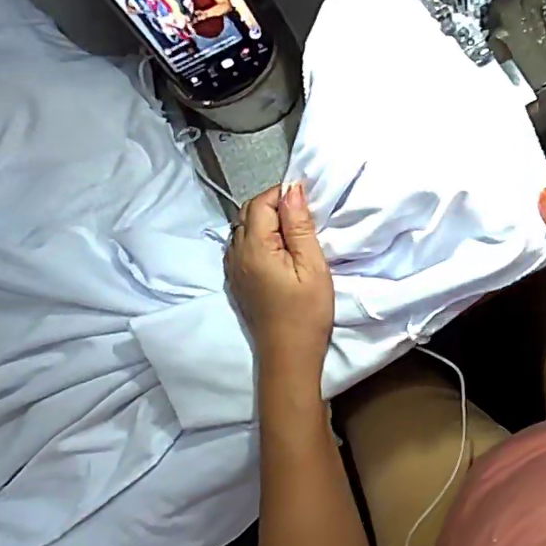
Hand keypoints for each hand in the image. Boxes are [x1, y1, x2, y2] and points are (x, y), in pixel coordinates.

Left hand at [228, 182, 333, 371]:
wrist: (289, 354)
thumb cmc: (307, 311)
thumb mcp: (312, 266)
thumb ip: (300, 226)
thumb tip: (292, 191)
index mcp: (254, 248)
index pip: (261, 203)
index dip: (283, 195)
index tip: (308, 203)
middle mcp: (236, 253)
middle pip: (248, 212)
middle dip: (274, 206)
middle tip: (305, 219)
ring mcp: (232, 268)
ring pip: (244, 228)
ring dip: (267, 223)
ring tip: (295, 236)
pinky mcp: (236, 280)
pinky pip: (243, 246)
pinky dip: (260, 239)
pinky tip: (280, 253)